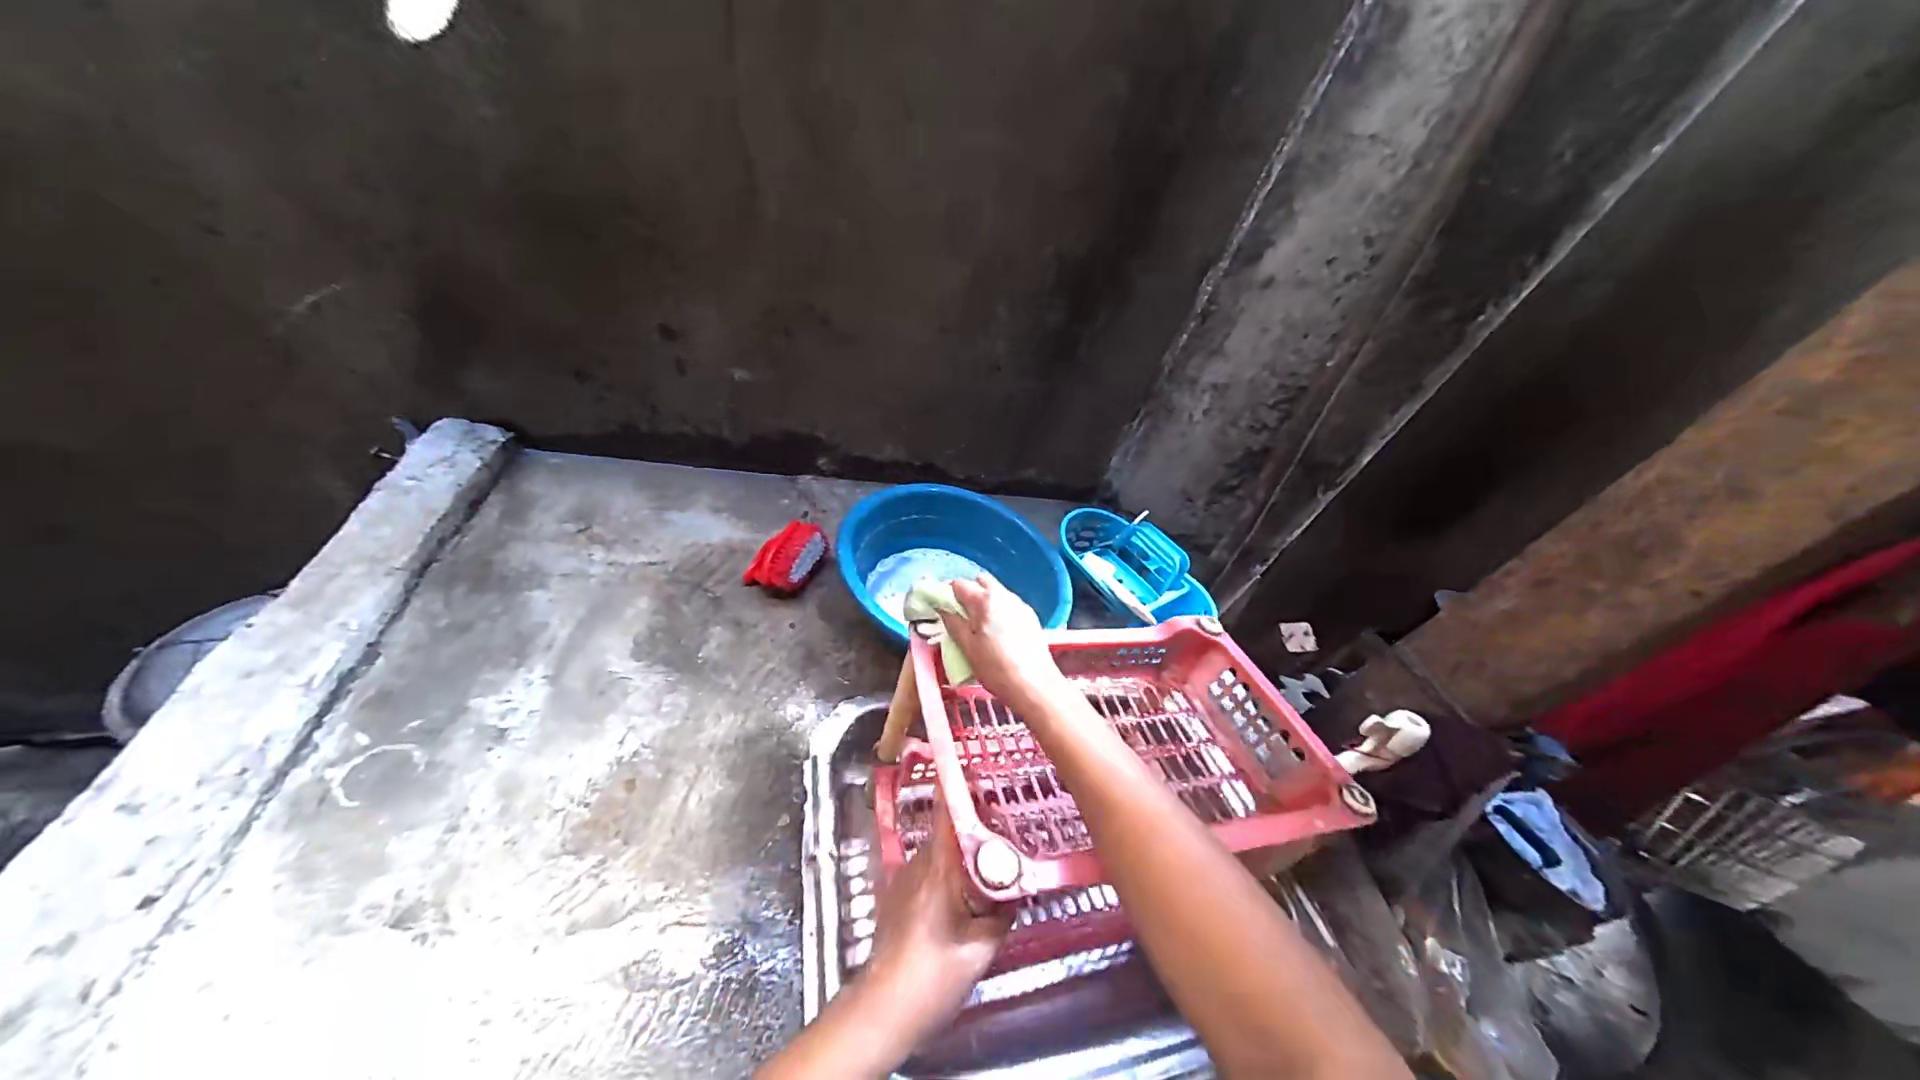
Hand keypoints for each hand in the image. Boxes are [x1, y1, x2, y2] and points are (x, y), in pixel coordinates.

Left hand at [864, 800, 1011, 1040]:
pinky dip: (950, 874)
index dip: (961, 783)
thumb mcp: (982, 946)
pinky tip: (965, 896)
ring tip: (993, 865)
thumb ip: (1002, 911)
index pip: (948, 810)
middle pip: (949, 830)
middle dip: (977, 826)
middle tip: (1008, 828)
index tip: (979, 765)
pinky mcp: (898, 896)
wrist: (883, 1009)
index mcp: (940, 866)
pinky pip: (930, 871)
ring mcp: (904, 879)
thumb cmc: (935, 974)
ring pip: (941, 852)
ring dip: (964, 854)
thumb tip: (1016, 891)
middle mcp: (918, 863)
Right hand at [941, 575, 1069, 709]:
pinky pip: (1009, 604)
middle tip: (963, 616)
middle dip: (969, 592)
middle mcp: (1004, 595)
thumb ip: (952, 623)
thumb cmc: (996, 669)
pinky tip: (1000, 633)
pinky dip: (1000, 610)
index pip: (958, 584)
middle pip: (981, 581)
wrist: (1035, 686)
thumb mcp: (967, 648)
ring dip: (985, 601)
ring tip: (981, 627)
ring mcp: (1020, 604)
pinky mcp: (1031, 616)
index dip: (948, 595)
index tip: (945, 610)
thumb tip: (941, 607)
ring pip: (997, 592)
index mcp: (984, 601)